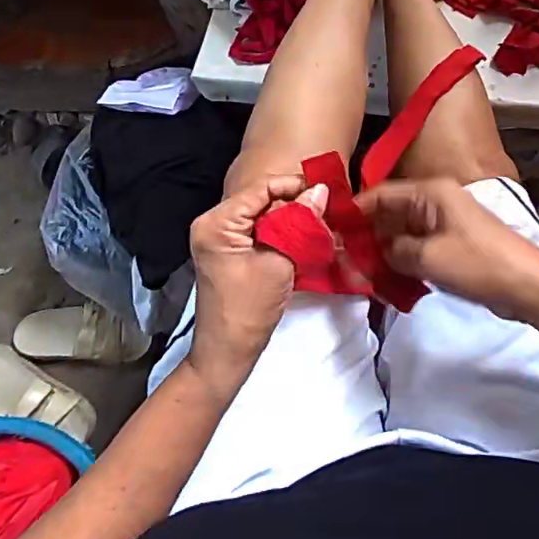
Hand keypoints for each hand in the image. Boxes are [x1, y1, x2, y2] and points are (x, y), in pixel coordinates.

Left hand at [186, 176, 329, 395]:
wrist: (227, 352)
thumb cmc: (250, 309)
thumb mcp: (279, 262)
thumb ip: (299, 223)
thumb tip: (320, 191)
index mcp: (217, 222)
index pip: (260, 189)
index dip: (293, 186)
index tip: (324, 190)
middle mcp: (211, 222)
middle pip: (260, 199)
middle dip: (294, 202)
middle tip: (326, 207)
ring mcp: (217, 236)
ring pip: (261, 214)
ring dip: (289, 217)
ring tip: (319, 220)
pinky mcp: (226, 250)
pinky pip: (256, 229)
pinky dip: (279, 231)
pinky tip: (302, 235)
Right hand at [357, 179, 538, 322]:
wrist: (529, 287)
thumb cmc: (478, 264)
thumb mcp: (427, 258)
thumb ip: (393, 251)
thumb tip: (372, 253)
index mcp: (430, 192)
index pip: (379, 194)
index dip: (354, 211)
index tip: (332, 231)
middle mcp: (435, 200)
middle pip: (389, 213)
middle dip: (366, 234)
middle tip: (342, 257)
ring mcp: (445, 222)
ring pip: (401, 232)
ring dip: (383, 250)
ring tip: (359, 271)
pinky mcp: (451, 243)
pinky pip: (416, 246)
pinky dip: (401, 260)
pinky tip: (386, 279)